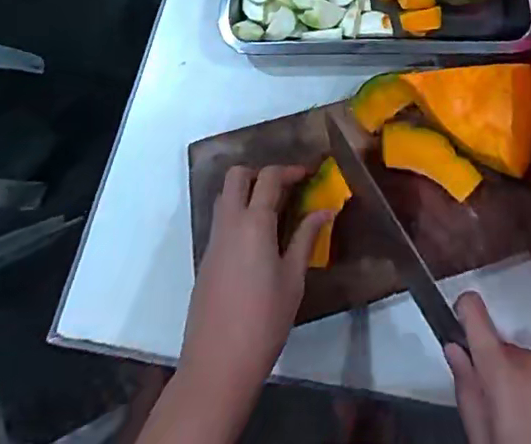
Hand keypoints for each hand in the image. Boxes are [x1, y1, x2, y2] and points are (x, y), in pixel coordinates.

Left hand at [138, 165, 331, 443]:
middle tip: (284, 188)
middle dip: (260, 173)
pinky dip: (237, 213)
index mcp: (254, 222)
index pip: (269, 177)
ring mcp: (213, 240)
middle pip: (237, 176)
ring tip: (273, 210)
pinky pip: (220, 220)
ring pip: (224, 196)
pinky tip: (257, 239)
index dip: (289, 170)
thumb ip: (306, 239)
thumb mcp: (293, 279)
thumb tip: (324, 210)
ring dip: (245, 191)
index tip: (307, 173)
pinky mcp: (206, 258)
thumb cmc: (264, 320)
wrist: (218, 362)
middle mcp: (229, 223)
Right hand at [446, 291, 530, 443]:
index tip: (458, 323)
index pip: (474, 311)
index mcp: (502, 369)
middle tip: (499, 416)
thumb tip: (455, 351)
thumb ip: (467, 391)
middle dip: (497, 375)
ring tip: (528, 431)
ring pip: (530, 369)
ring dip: (524, 389)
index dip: (463, 312)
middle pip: (504, 351)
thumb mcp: (483, 438)